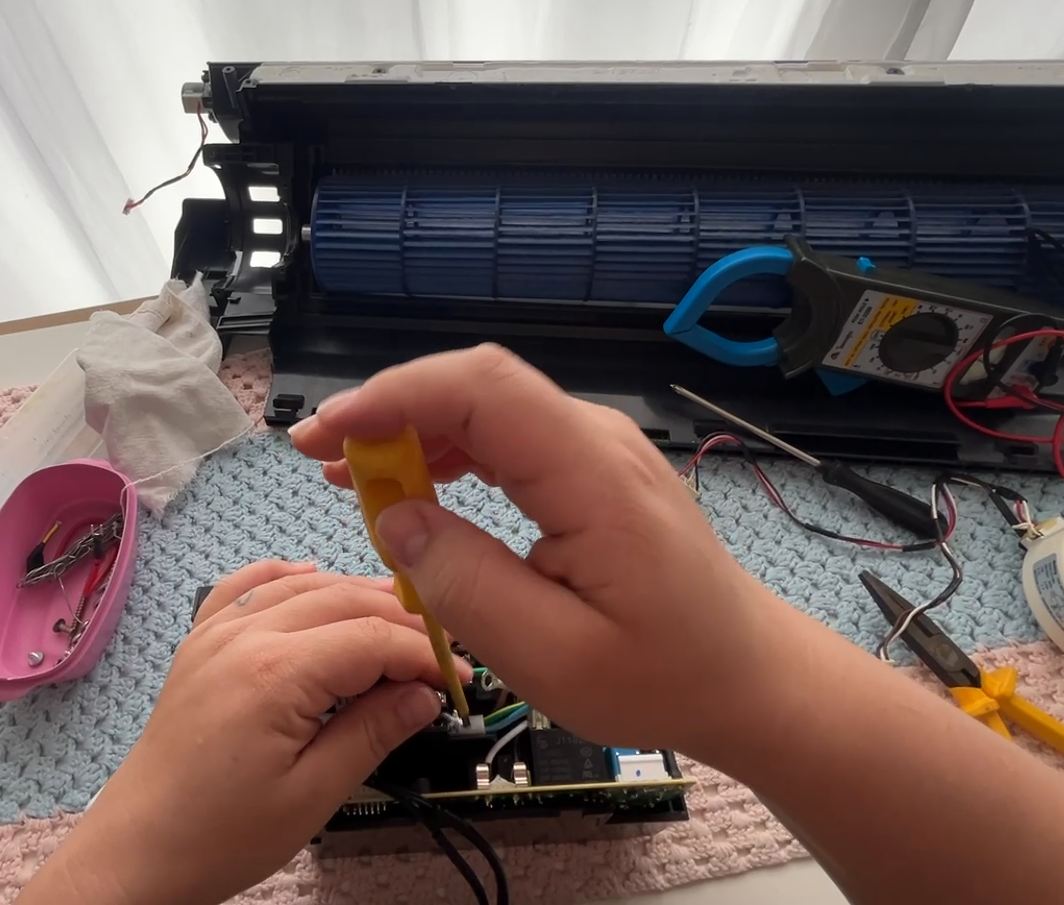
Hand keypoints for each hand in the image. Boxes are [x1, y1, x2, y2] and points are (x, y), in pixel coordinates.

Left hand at [18, 560, 464, 904]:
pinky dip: (284, 574)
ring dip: (353, 593)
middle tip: (438, 645)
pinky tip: (309, 575)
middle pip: (342, 600)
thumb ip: (372, 734)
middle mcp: (246, 632)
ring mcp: (218, 628)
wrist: (137, 852)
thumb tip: (425, 695)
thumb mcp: (311, 796)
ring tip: (396, 613)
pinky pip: (246, 584)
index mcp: (276, 673)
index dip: (421, 653)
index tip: (455, 676)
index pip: (370, 640)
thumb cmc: (223, 835)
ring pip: (302, 585)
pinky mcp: (201, 637)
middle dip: (398, 617)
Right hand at [289, 345, 800, 762]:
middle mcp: (591, 437)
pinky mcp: (583, 465)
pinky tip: (408, 482)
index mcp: (592, 473)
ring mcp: (590, 445)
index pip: (484, 391)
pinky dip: (444, 450)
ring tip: (347, 469)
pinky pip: (502, 437)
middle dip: (389, 407)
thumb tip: (398, 520)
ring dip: (409, 427)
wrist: (745, 672)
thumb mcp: (554, 656)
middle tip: (318, 451)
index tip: (331, 430)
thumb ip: (467, 584)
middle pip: (476, 387)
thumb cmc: (661, 675)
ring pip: (483, 406)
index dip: (398, 394)